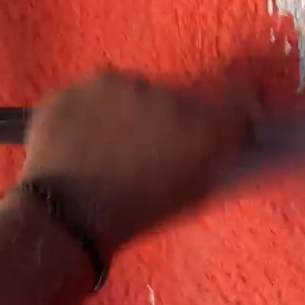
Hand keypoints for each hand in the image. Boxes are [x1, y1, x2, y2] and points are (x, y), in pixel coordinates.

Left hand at [18, 71, 249, 251]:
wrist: (66, 219)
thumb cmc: (139, 212)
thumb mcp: (194, 190)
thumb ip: (217, 155)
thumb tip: (232, 137)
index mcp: (202, 124)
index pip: (237, 97)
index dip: (232, 105)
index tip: (221, 119)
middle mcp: (164, 93)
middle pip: (173, 96)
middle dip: (165, 115)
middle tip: (146, 147)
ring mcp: (113, 85)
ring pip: (127, 92)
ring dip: (125, 110)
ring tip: (106, 146)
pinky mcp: (76, 86)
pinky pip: (88, 96)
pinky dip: (86, 114)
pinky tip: (78, 142)